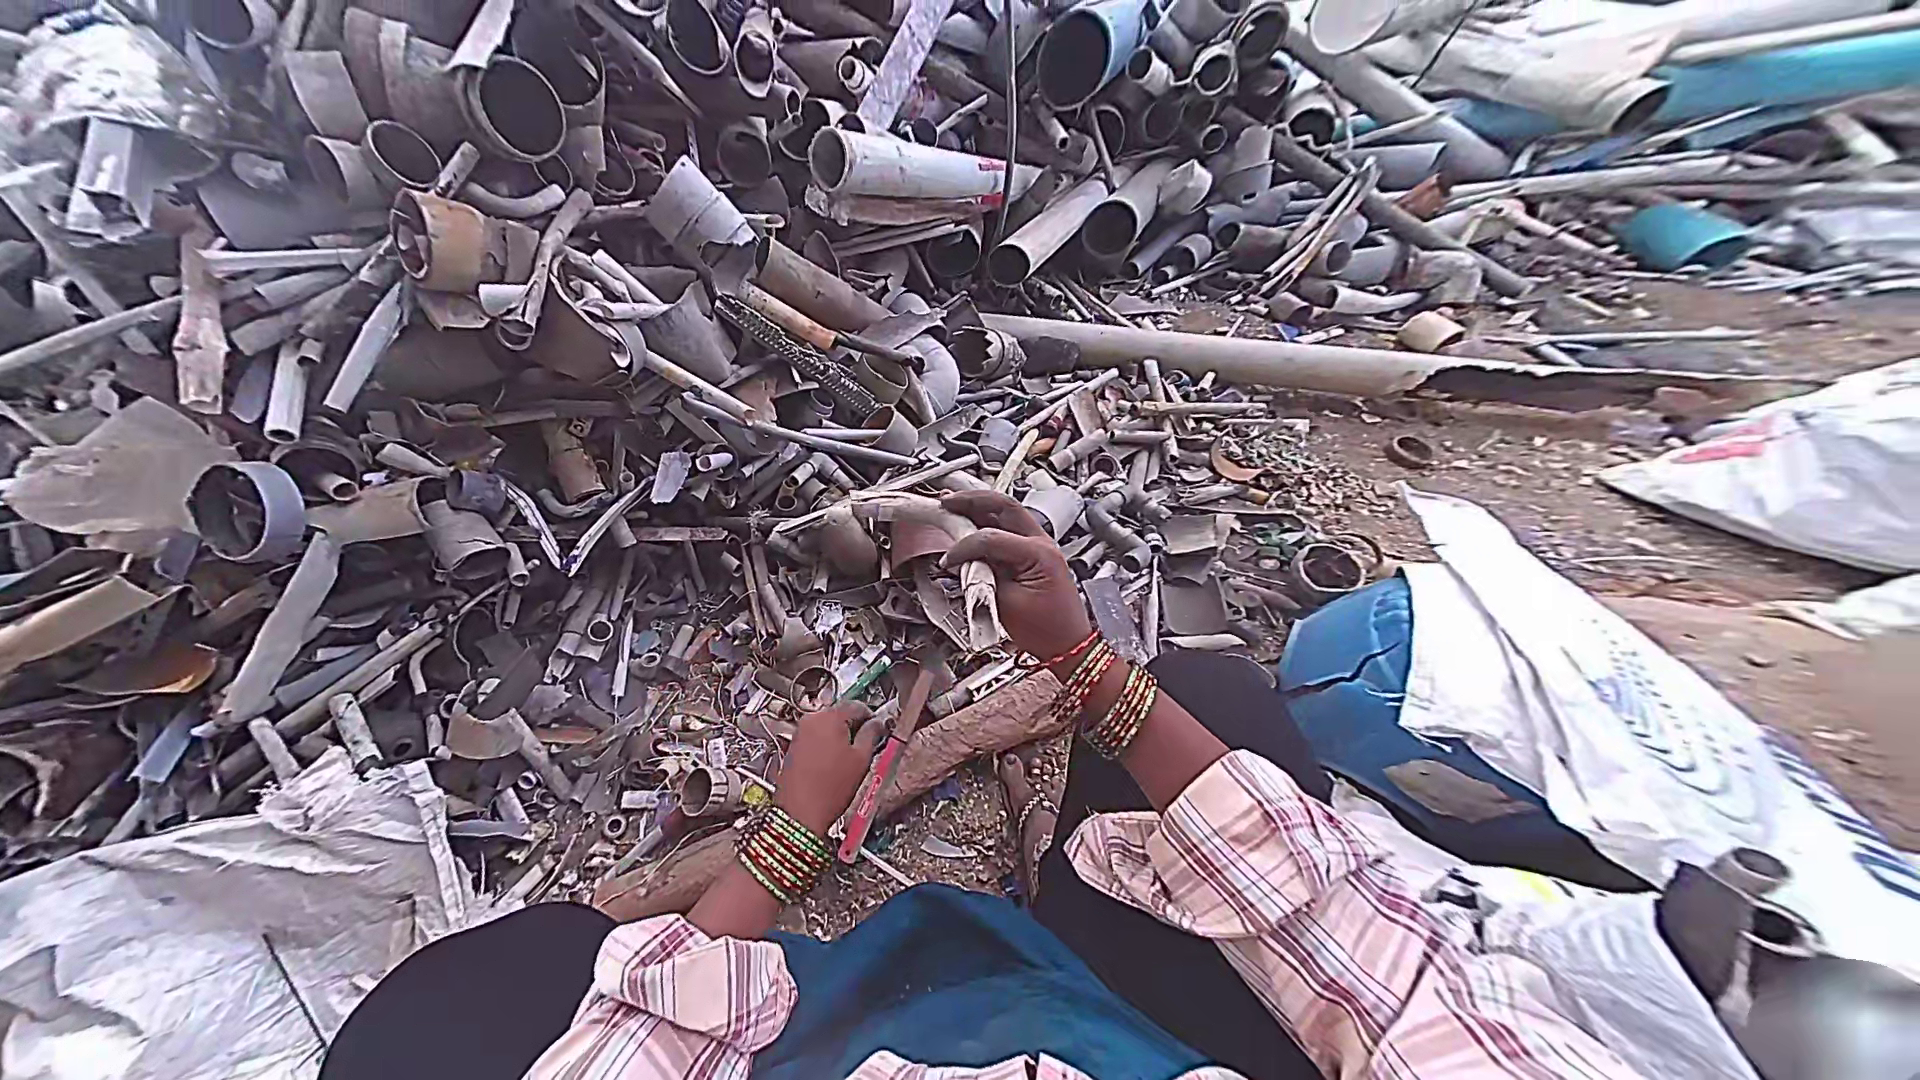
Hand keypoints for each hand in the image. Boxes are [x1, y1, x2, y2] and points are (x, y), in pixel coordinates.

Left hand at [775, 701, 884, 834]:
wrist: (798, 815)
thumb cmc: (830, 789)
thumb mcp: (861, 759)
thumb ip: (872, 734)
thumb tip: (877, 723)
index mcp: (829, 717)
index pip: (857, 705)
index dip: (872, 716)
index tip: (879, 728)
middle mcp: (811, 719)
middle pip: (841, 714)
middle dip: (855, 727)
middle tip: (867, 746)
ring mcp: (800, 733)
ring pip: (828, 726)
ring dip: (841, 736)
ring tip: (850, 759)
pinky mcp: (793, 747)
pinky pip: (816, 737)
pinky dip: (827, 745)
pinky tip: (834, 764)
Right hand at [940, 490, 1091, 663]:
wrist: (1067, 645)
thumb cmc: (1046, 631)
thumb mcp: (1006, 604)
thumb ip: (982, 577)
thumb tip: (962, 562)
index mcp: (1039, 554)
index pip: (991, 537)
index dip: (963, 546)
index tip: (948, 559)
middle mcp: (1043, 543)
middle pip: (1004, 506)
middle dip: (972, 500)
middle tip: (947, 501)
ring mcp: (1041, 545)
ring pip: (1008, 512)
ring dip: (980, 507)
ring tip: (955, 507)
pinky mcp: (1034, 553)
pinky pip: (1009, 529)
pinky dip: (987, 524)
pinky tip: (970, 526)